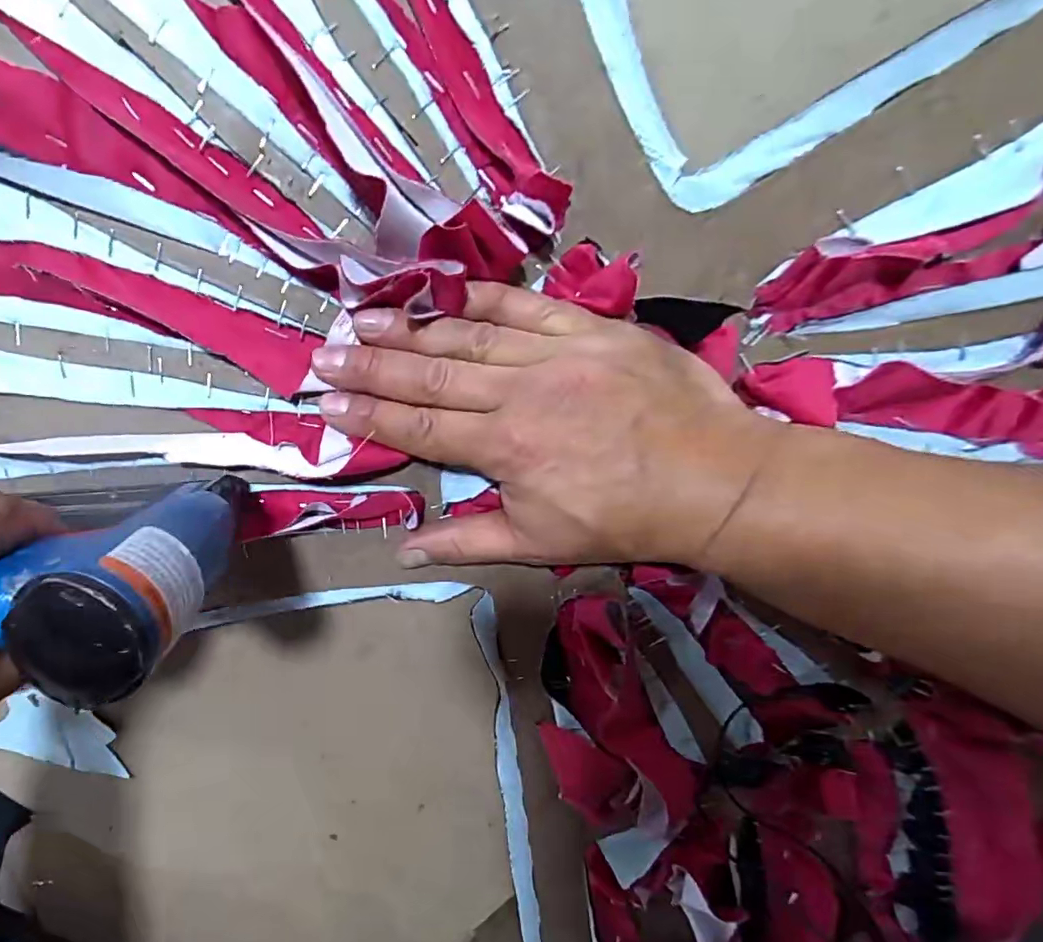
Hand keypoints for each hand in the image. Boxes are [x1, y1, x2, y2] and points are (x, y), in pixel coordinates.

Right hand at [310, 283, 785, 567]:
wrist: (716, 481)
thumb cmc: (622, 520)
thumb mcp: (539, 544)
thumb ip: (466, 541)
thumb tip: (404, 553)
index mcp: (504, 449)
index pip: (419, 426)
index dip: (369, 413)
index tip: (328, 402)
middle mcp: (520, 394)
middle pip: (430, 374)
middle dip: (371, 365)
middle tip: (326, 353)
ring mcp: (556, 354)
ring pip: (468, 335)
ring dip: (411, 326)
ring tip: (364, 317)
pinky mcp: (592, 329)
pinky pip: (527, 304)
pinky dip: (482, 296)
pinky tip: (443, 289)